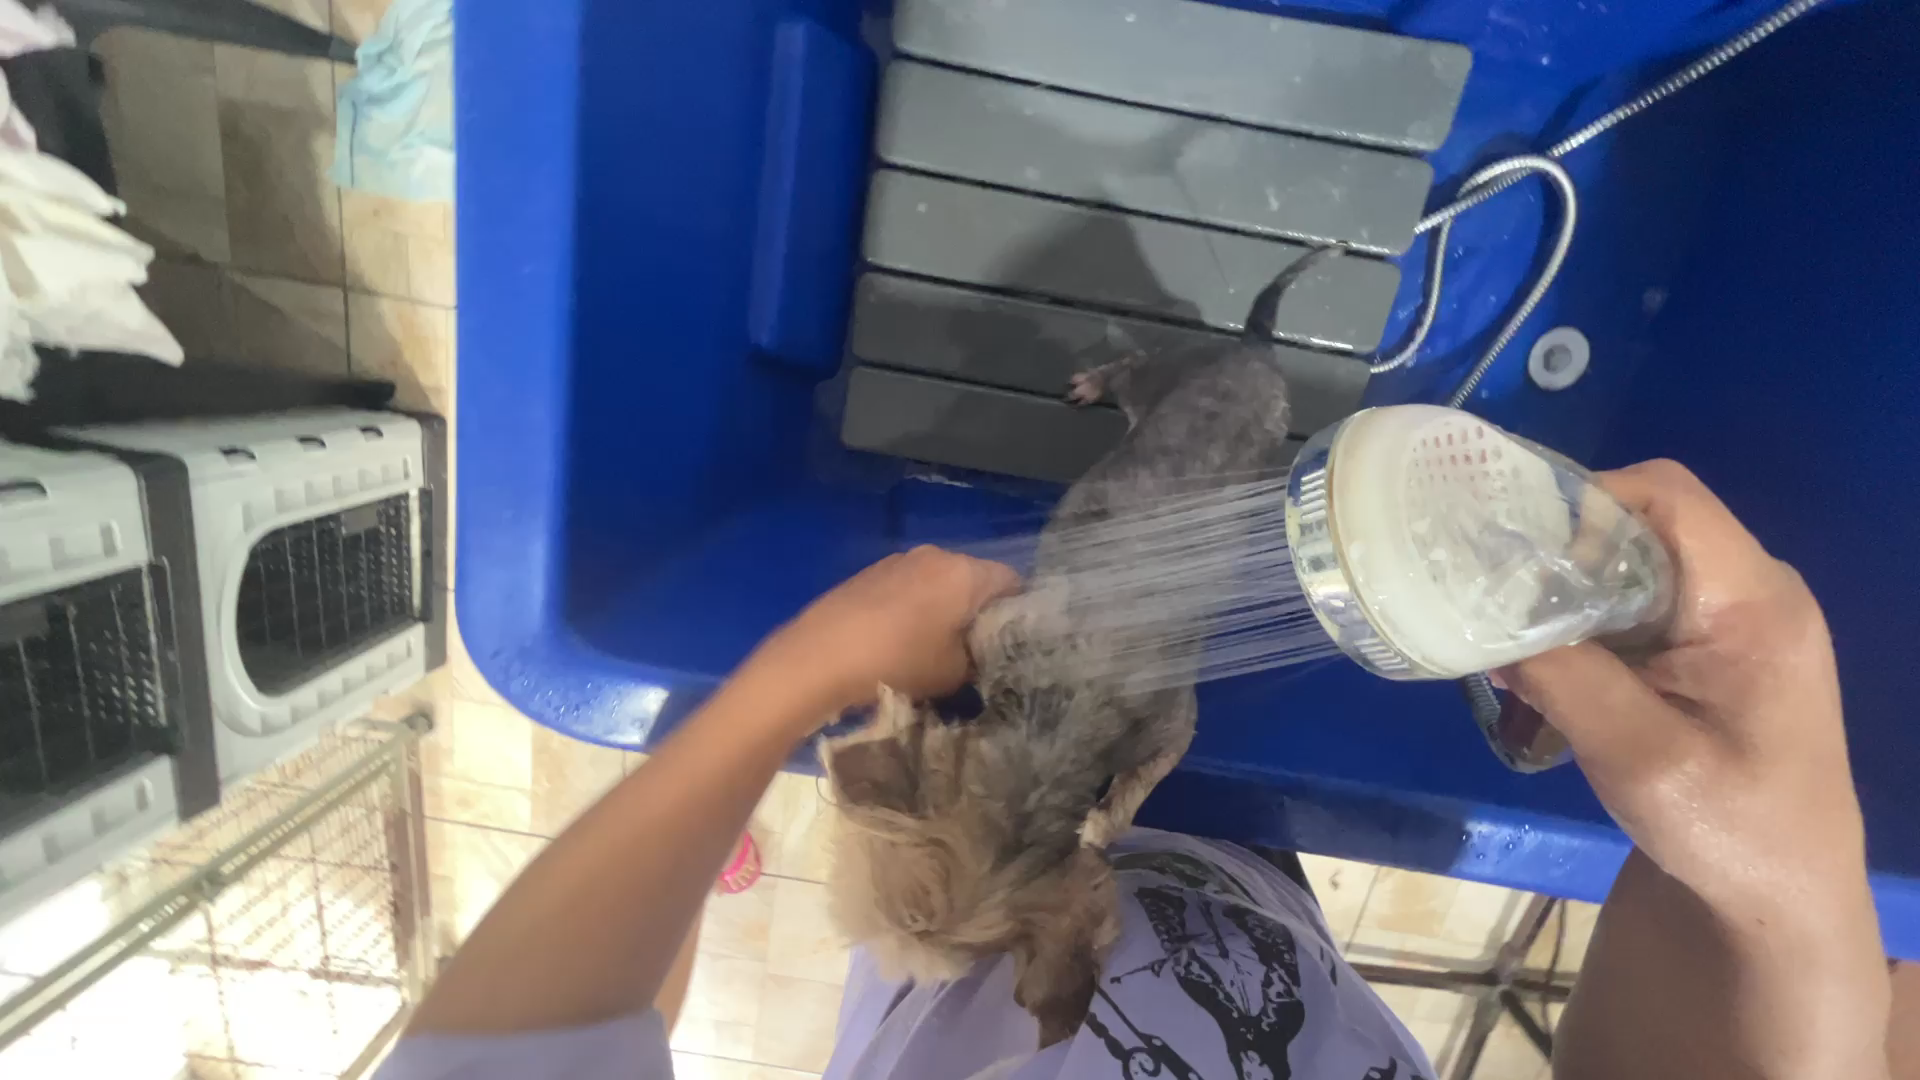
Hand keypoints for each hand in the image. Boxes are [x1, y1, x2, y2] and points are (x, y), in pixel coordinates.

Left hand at [745, 546, 1020, 719]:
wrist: (819, 657)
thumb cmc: (899, 662)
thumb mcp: (955, 674)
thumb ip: (979, 659)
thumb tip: (980, 653)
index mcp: (964, 573)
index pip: (1012, 581)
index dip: (1018, 611)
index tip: (1011, 641)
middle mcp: (935, 555)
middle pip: (974, 578)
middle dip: (978, 610)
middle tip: (974, 649)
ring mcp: (898, 560)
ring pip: (938, 582)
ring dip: (943, 608)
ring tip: (932, 646)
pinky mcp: (869, 573)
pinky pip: (908, 587)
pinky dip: (913, 608)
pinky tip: (898, 639)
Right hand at [1502, 460, 1865, 918]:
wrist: (1773, 893)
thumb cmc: (1729, 826)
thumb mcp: (1639, 754)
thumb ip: (1562, 675)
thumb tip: (1479, 617)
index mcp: (1751, 603)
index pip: (1666, 496)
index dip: (1582, 502)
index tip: (1511, 550)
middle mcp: (1739, 592)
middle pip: (1632, 521)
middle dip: (1551, 547)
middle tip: (1488, 593)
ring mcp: (1713, 620)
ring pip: (1614, 561)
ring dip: (1549, 589)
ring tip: (1499, 635)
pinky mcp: (1687, 647)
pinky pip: (1612, 601)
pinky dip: (1560, 619)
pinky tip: (1527, 661)